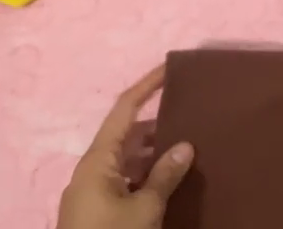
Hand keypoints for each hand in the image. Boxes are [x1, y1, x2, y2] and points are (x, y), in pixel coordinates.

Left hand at [57, 64, 195, 228]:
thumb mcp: (145, 209)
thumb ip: (166, 174)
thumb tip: (184, 145)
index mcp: (97, 162)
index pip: (124, 110)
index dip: (147, 86)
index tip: (170, 68)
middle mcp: (91, 173)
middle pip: (127, 136)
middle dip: (158, 126)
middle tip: (192, 117)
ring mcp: (91, 197)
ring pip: (127, 162)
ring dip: (154, 155)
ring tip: (188, 150)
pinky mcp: (95, 218)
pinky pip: (125, 183)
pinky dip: (146, 177)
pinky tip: (171, 183)